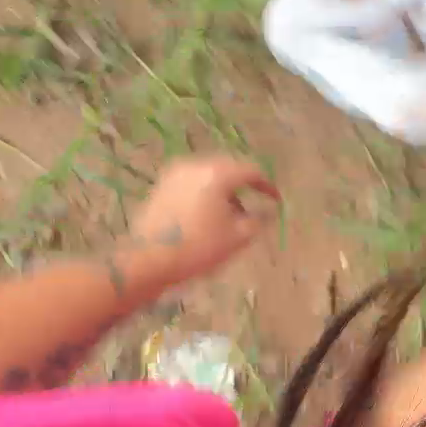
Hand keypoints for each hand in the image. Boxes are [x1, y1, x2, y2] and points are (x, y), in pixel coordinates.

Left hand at [122, 157, 279, 278]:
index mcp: (218, 174)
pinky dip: (206, 194)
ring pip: (208, 176)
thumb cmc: (199, 247)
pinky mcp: (161, 187)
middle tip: (256, 202)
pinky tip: (208, 215)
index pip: (251, 171)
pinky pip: (192, 184)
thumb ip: (258, 220)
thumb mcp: (238, 238)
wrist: (148, 260)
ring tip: (232, 214)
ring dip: (224, 190)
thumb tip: (268, 211)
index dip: (267, 186)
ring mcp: (174, 175)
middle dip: (244, 185)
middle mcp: (195, 166)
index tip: (277, 200)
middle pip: (228, 168)